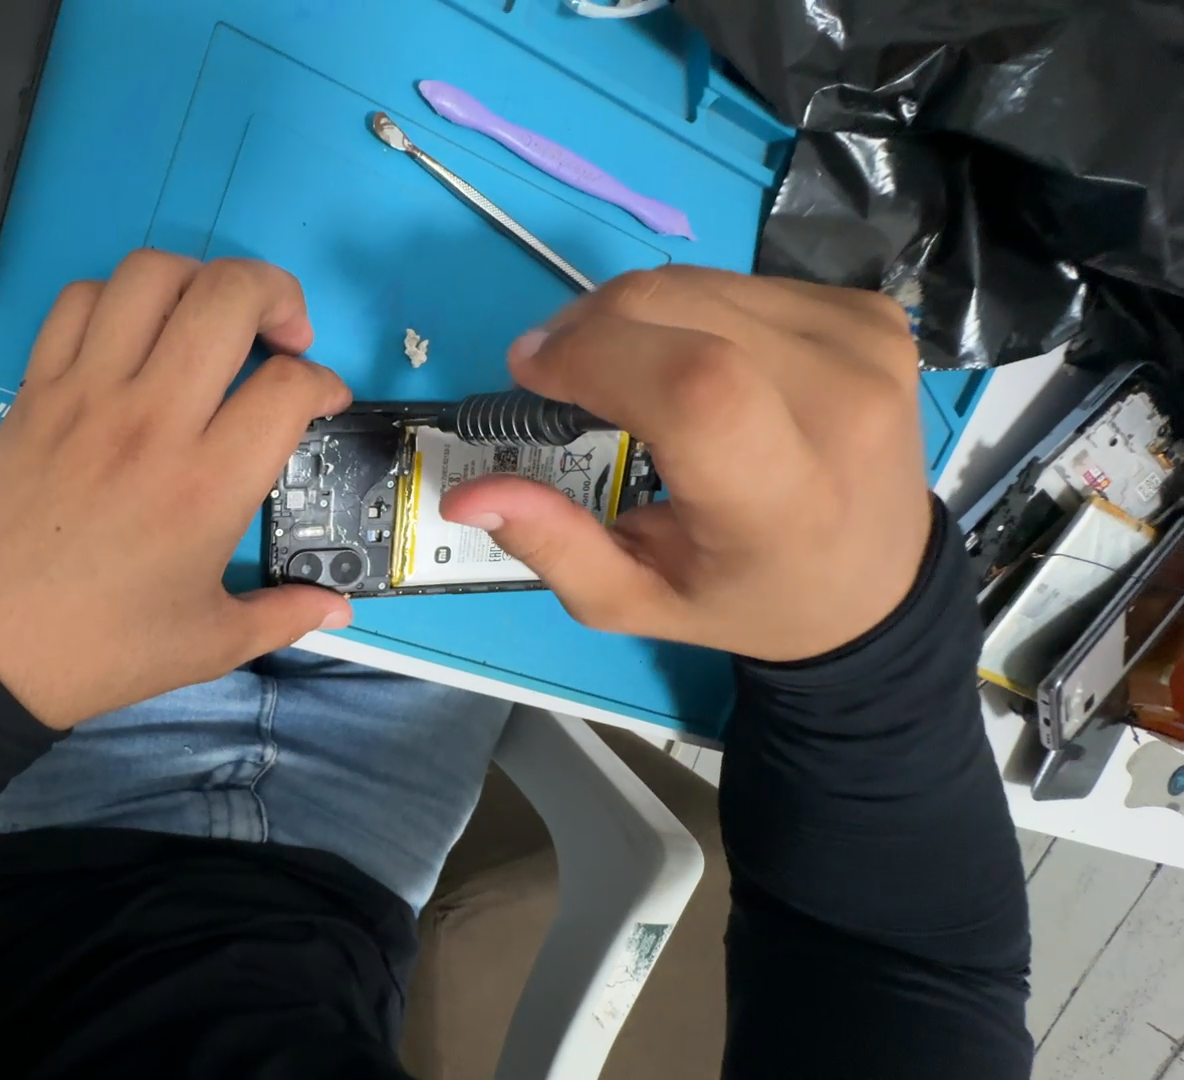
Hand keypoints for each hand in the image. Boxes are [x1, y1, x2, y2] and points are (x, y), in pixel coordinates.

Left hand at [0, 251, 353, 728]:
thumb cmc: (103, 649)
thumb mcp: (210, 644)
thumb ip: (286, 618)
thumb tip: (339, 611)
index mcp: (208, 484)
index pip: (289, 388)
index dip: (326, 384)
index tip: (323, 401)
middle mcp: (152, 421)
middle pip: (228, 298)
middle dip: (277, 294)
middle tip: (285, 333)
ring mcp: (85, 397)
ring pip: (150, 277)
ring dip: (198, 279)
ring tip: (210, 319)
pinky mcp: (33, 393)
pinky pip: (76, 303)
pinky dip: (115, 298)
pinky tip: (131, 336)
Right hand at [441, 266, 929, 661]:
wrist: (873, 580)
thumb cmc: (735, 597)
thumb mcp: (626, 600)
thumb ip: (550, 546)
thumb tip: (463, 497)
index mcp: (780, 497)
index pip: (692, 387)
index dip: (593, 356)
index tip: (528, 368)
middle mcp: (840, 403)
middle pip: (682, 310)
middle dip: (586, 325)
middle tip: (549, 368)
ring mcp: (864, 345)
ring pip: (695, 284)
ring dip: (623, 316)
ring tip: (603, 366)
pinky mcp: (868, 313)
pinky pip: (730, 282)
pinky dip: (674, 311)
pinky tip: (672, 356)